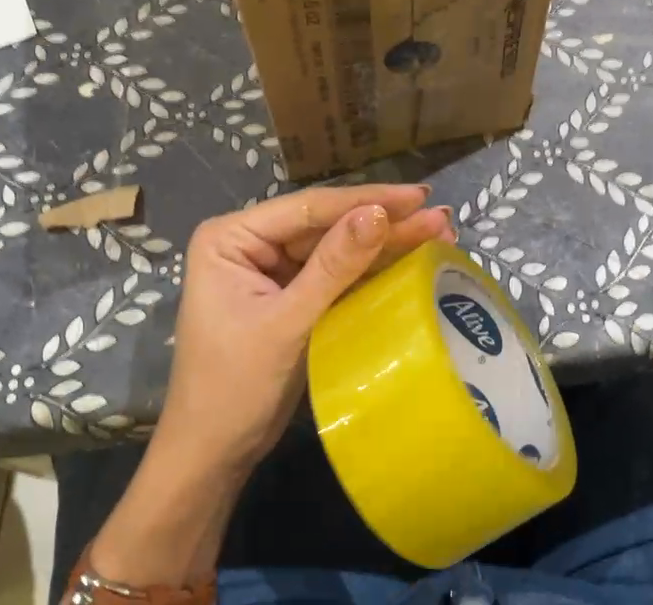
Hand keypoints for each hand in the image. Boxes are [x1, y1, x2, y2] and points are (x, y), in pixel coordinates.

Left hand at [157, 183, 454, 470]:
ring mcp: (272, 269)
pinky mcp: (291, 294)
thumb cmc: (236, 388)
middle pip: (327, 224)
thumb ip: (335, 266)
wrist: (214, 455)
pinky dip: (373, 268)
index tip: (419, 197)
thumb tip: (378, 213)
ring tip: (439, 232)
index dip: (366, 200)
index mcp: (231, 237)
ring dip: (385, 242)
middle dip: (383, 222)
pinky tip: (412, 257)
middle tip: (439, 218)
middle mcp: (250, 242)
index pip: (309, 208)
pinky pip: (337, 272)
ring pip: (337, 246)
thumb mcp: (288, 323)